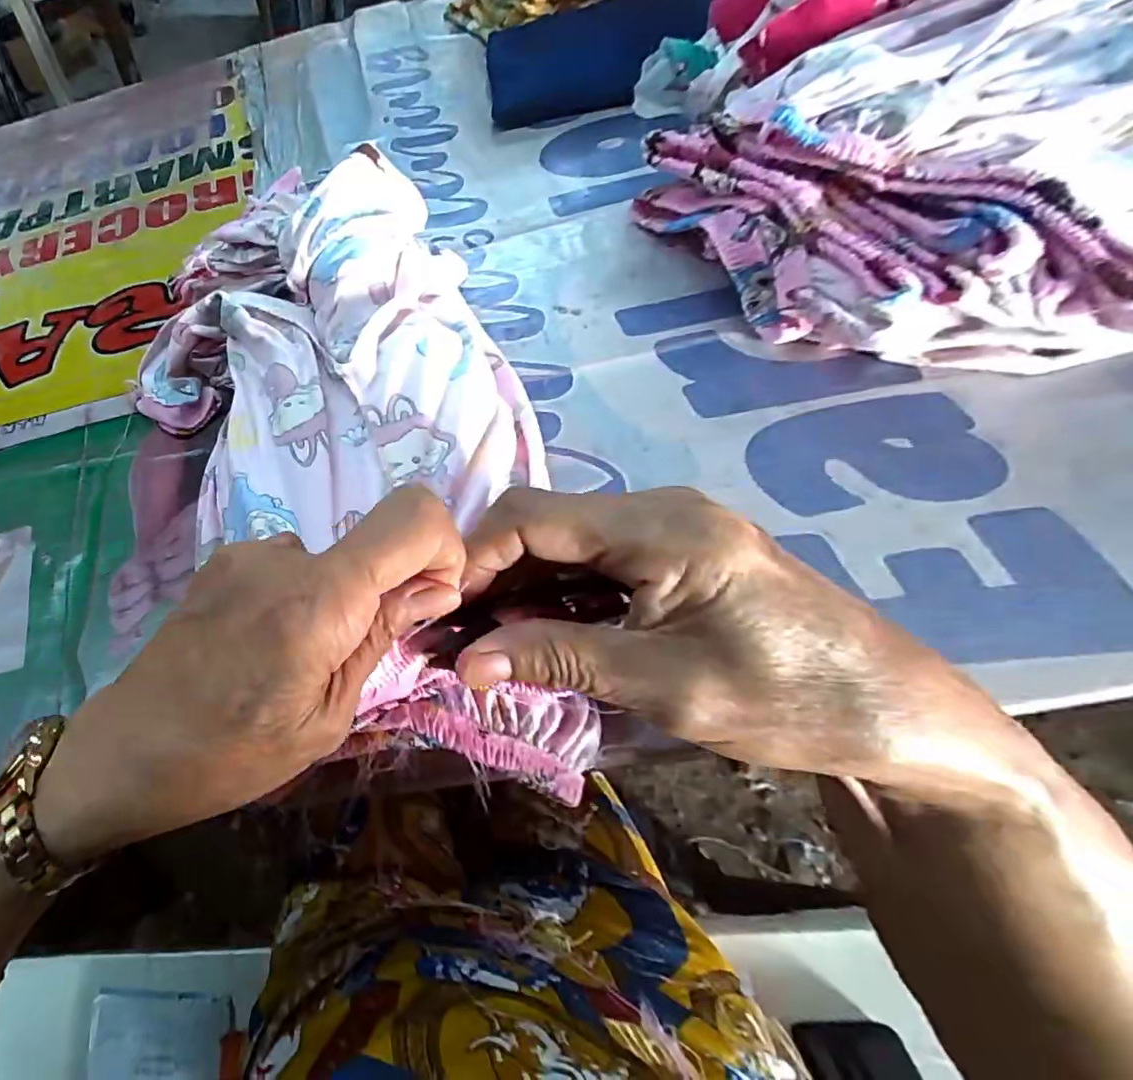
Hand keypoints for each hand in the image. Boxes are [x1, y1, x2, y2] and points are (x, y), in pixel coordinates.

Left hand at [37, 486, 465, 864]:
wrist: (133, 746)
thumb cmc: (234, 754)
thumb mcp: (326, 716)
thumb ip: (378, 638)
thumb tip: (434, 586)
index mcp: (318, 599)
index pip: (410, 517)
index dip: (441, 547)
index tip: (429, 598)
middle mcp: (280, 556)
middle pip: (365, 545)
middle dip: (376, 593)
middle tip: (341, 659)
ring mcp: (242, 554)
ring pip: (321, 561)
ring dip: (326, 600)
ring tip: (287, 662)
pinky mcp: (216, 563)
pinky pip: (280, 567)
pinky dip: (290, 597)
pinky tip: (254, 646)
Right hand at [453, 487, 1037, 802]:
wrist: (901, 723)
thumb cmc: (789, 700)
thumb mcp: (662, 683)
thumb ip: (555, 659)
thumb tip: (463, 665)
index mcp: (661, 527)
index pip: (530, 517)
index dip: (472, 559)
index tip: (438, 612)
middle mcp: (655, 512)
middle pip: (537, 525)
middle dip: (483, 576)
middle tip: (446, 630)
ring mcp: (661, 533)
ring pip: (554, 547)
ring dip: (509, 590)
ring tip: (472, 638)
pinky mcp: (665, 559)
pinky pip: (583, 567)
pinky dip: (545, 599)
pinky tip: (523, 634)